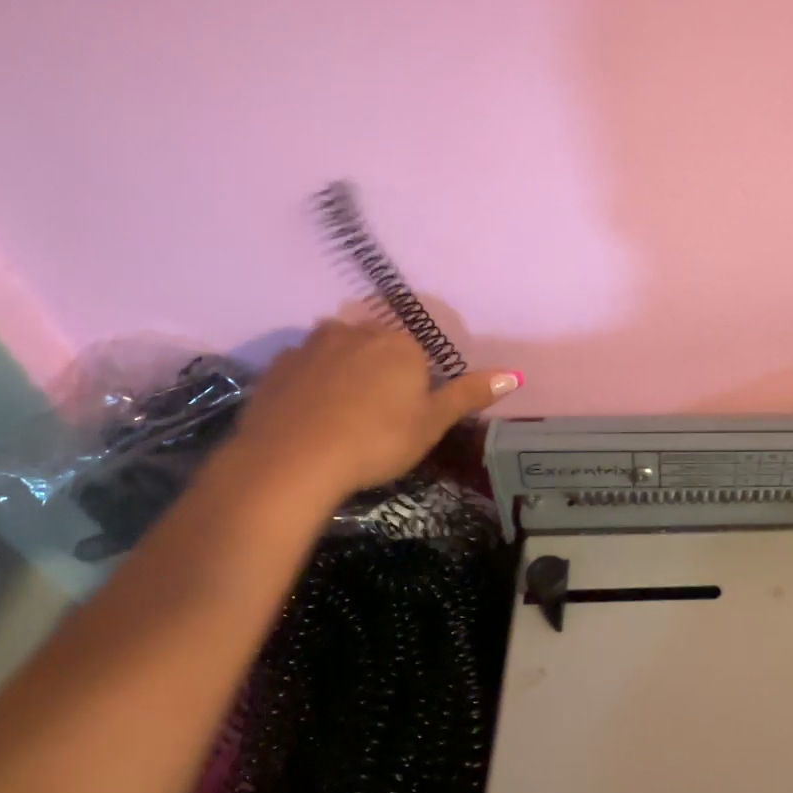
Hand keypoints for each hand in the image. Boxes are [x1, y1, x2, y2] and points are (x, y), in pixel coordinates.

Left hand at [229, 319, 521, 501]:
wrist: (293, 461)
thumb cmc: (376, 441)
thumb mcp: (432, 424)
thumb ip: (468, 395)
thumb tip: (515, 374)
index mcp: (400, 344)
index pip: (417, 352)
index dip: (416, 382)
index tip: (408, 414)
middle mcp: (357, 331)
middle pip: (377, 345)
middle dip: (380, 371)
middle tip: (378, 415)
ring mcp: (311, 345)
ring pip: (338, 351)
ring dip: (344, 371)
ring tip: (342, 413)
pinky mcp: (277, 366)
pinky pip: (304, 367)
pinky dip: (310, 383)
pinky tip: (310, 416)